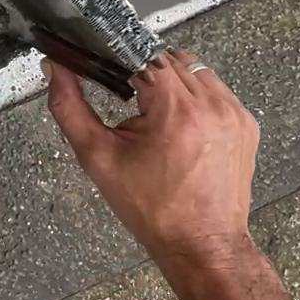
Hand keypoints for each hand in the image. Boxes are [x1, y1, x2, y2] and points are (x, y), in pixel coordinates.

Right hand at [45, 49, 259, 263]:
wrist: (202, 245)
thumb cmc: (152, 207)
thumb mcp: (97, 156)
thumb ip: (69, 106)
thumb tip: (55, 69)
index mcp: (177, 110)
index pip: (145, 54)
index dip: (122, 59)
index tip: (108, 72)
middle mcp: (212, 106)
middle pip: (169, 58)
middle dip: (144, 72)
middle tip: (126, 97)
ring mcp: (234, 114)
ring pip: (194, 68)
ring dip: (170, 79)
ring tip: (153, 110)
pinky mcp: (245, 123)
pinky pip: (214, 87)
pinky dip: (193, 93)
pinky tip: (177, 119)